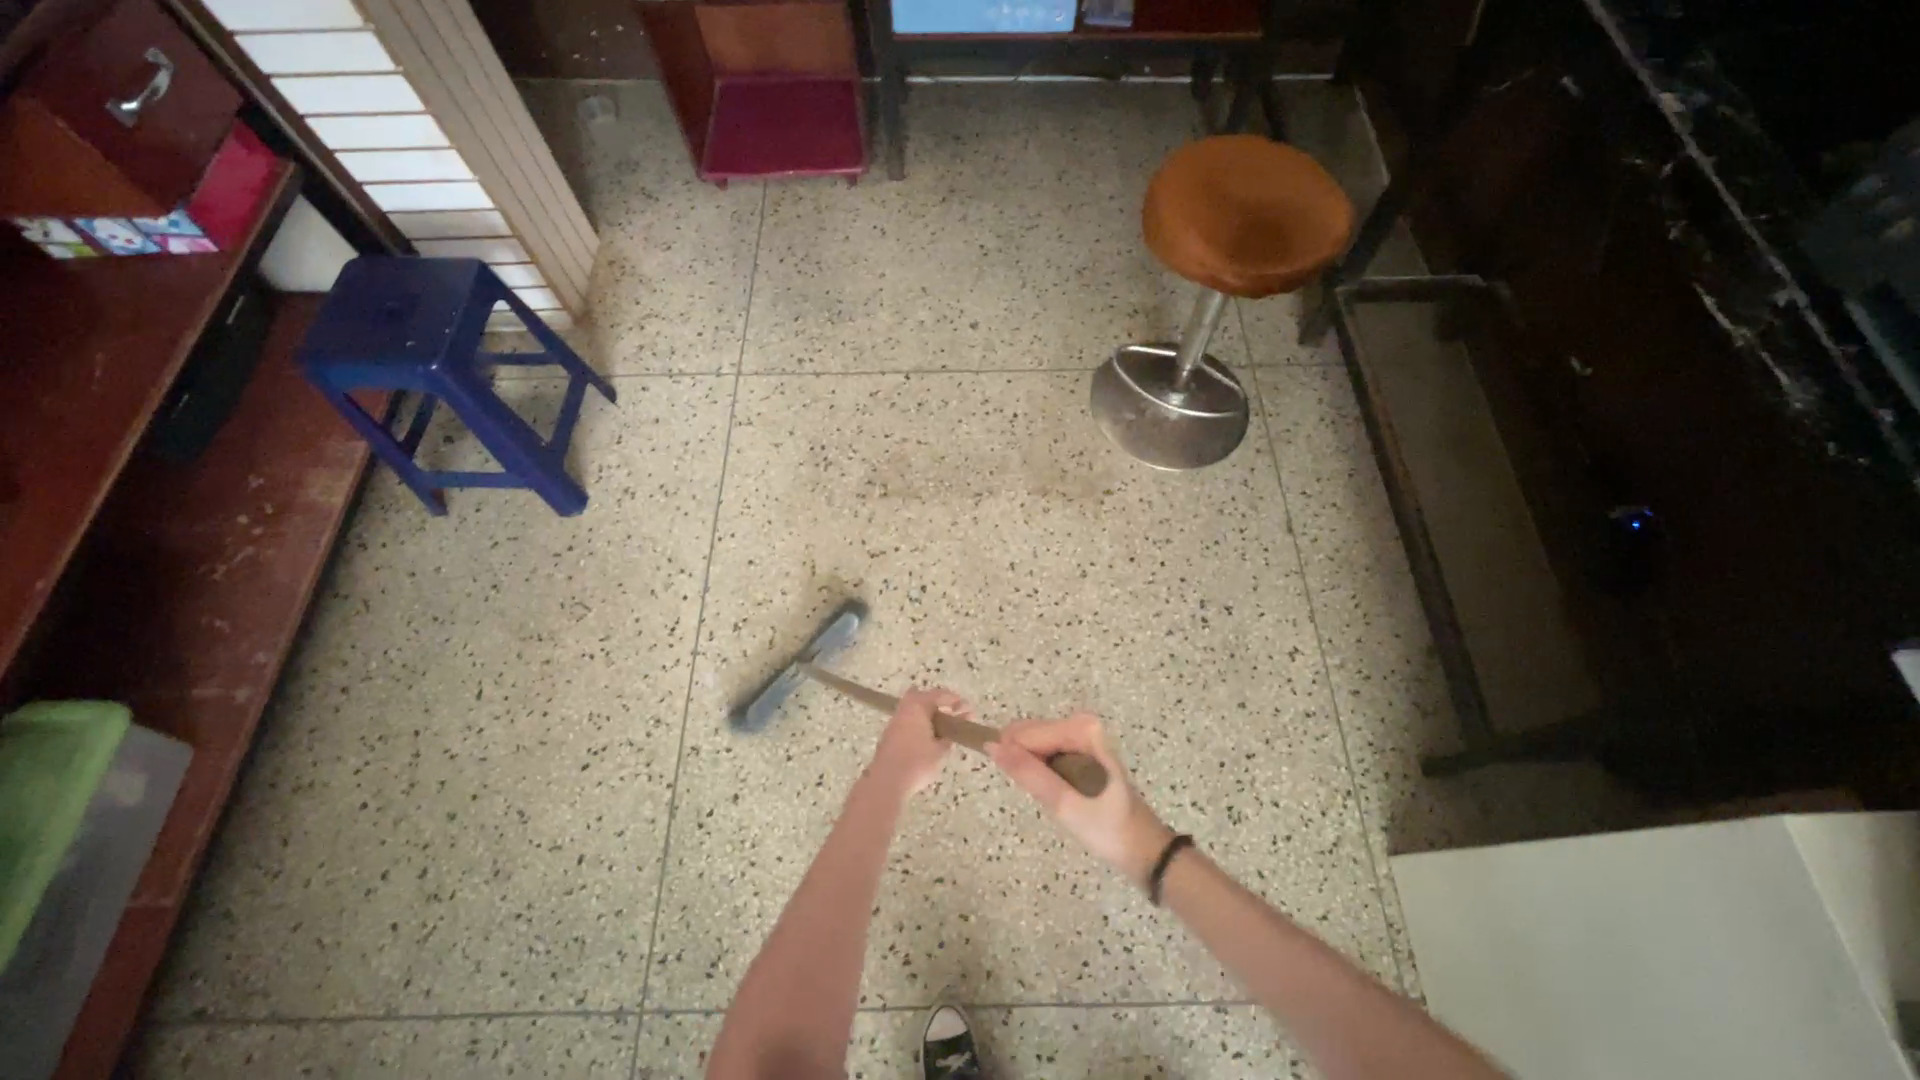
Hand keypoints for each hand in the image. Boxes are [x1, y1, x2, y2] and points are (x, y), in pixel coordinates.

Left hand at [867, 688, 965, 799]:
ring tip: (942, 728)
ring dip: (927, 715)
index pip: (939, 695)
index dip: (955, 700)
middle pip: (921, 697)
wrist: (887, 781)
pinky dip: (919, 724)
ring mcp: (894, 723)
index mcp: (917, 707)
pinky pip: (907, 722)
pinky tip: (927, 738)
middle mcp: (904, 710)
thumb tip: (950, 732)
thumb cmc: (918, 763)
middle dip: (937, 702)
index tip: (967, 708)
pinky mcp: (889, 736)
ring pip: (913, 711)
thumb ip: (948, 738)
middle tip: (951, 712)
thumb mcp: (941, 751)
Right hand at [988, 711, 1174, 887]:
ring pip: (1035, 746)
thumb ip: (1027, 773)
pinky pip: (1047, 755)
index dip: (1014, 759)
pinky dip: (1044, 775)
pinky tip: (1060, 794)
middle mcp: (1083, 725)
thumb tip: (991, 746)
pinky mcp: (1082, 751)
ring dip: (1035, 772)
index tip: (1025, 788)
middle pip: (1029, 735)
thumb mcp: (1063, 804)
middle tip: (1045, 796)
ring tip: (1055, 798)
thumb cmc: (1106, 828)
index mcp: (1081, 729)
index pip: (1024, 733)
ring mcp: (1083, 737)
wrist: (1143, 850)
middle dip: (1026, 764)